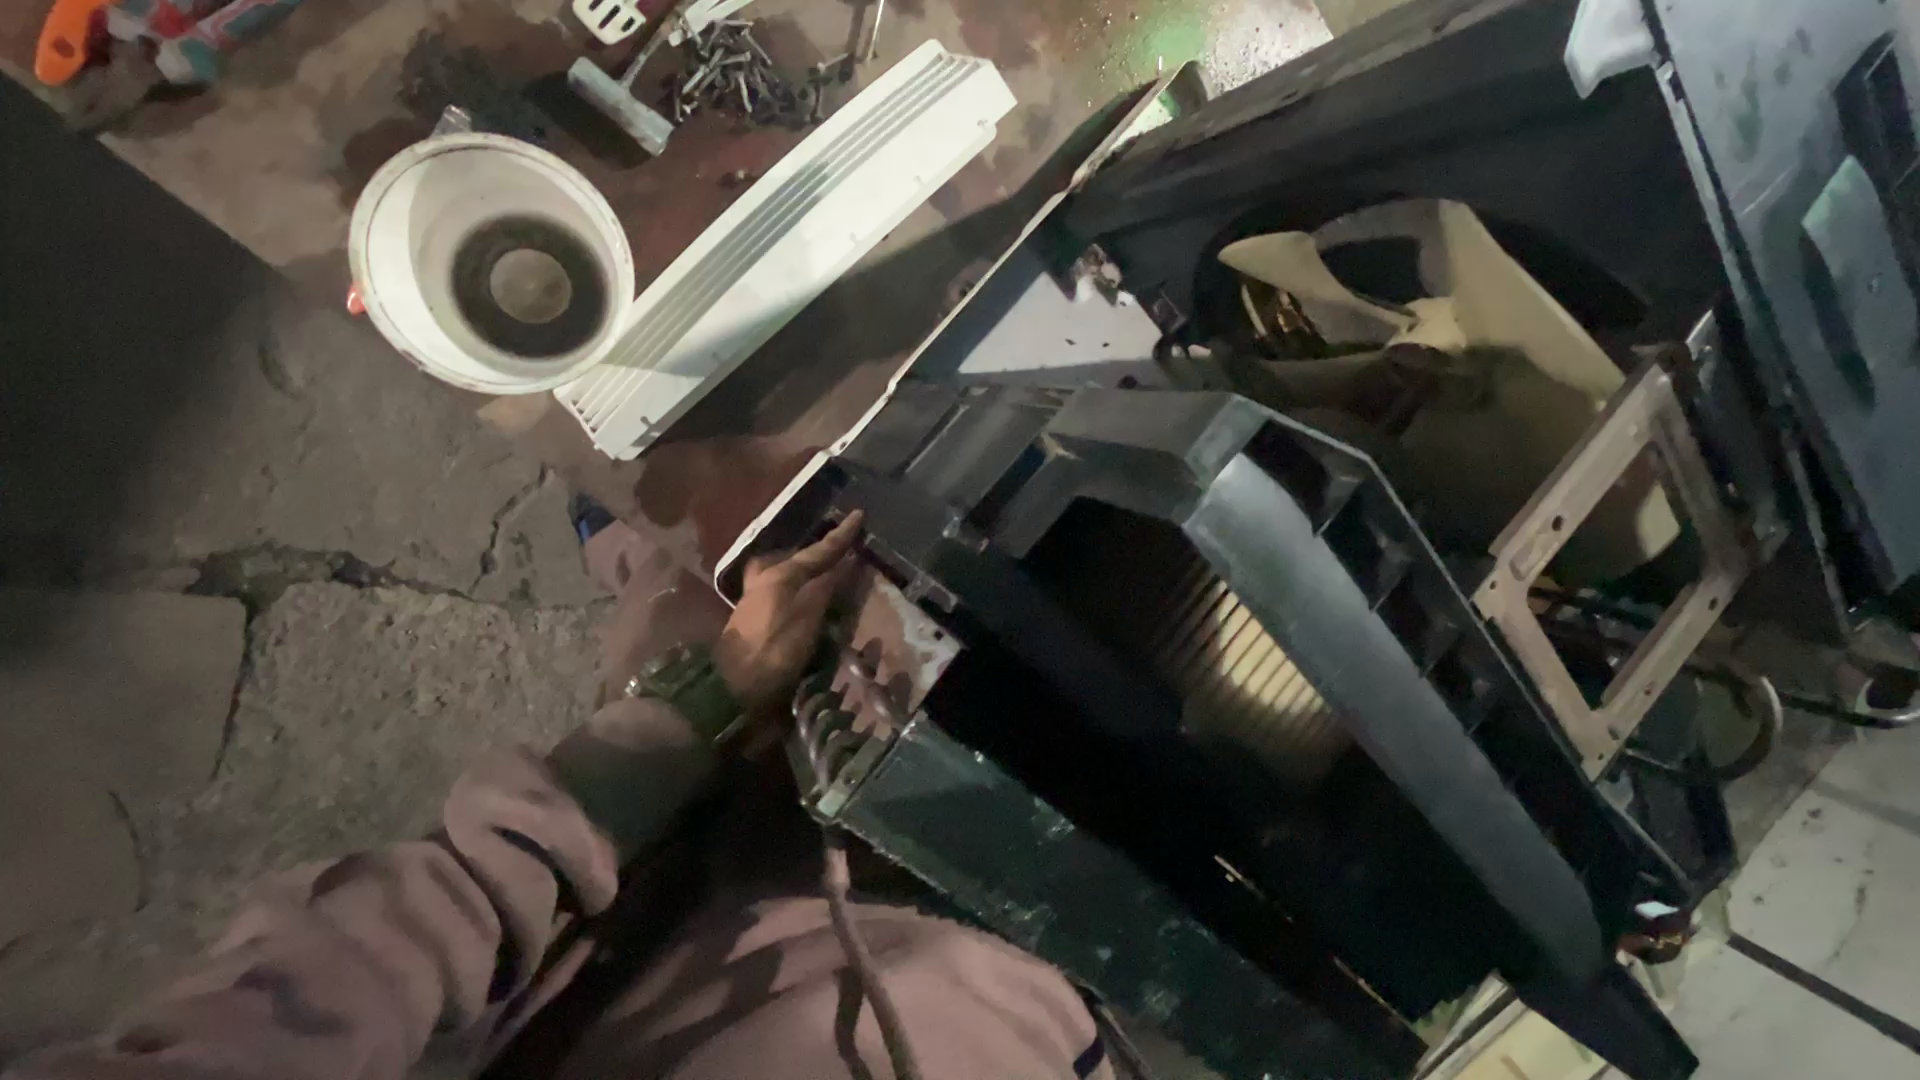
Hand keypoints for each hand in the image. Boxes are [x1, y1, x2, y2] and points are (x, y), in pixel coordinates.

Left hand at [713, 511, 864, 712]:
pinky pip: (782, 592)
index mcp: (780, 576)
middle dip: (816, 551)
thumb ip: (824, 588)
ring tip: (825, 572)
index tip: (858, 514)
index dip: (841, 536)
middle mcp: (765, 582)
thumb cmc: (772, 649)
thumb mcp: (806, 616)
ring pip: (785, 574)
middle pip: (794, 559)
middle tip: (837, 547)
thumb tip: (843, 563)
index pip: (818, 552)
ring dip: (805, 570)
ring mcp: (755, 601)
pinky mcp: (754, 622)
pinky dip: (798, 588)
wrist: (730, 688)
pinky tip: (805, 598)